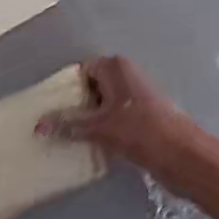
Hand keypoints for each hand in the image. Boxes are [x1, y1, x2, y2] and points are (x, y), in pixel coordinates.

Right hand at [36, 55, 207, 180]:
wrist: (180, 152)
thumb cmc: (139, 130)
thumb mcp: (99, 127)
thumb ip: (68, 124)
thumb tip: (38, 125)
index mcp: (115, 66)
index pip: (82, 70)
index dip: (67, 88)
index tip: (51, 109)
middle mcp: (126, 73)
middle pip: (93, 86)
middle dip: (77, 105)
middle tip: (56, 127)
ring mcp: (136, 93)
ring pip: (104, 103)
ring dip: (90, 119)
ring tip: (71, 139)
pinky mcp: (143, 113)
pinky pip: (115, 116)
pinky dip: (104, 127)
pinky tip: (94, 145)